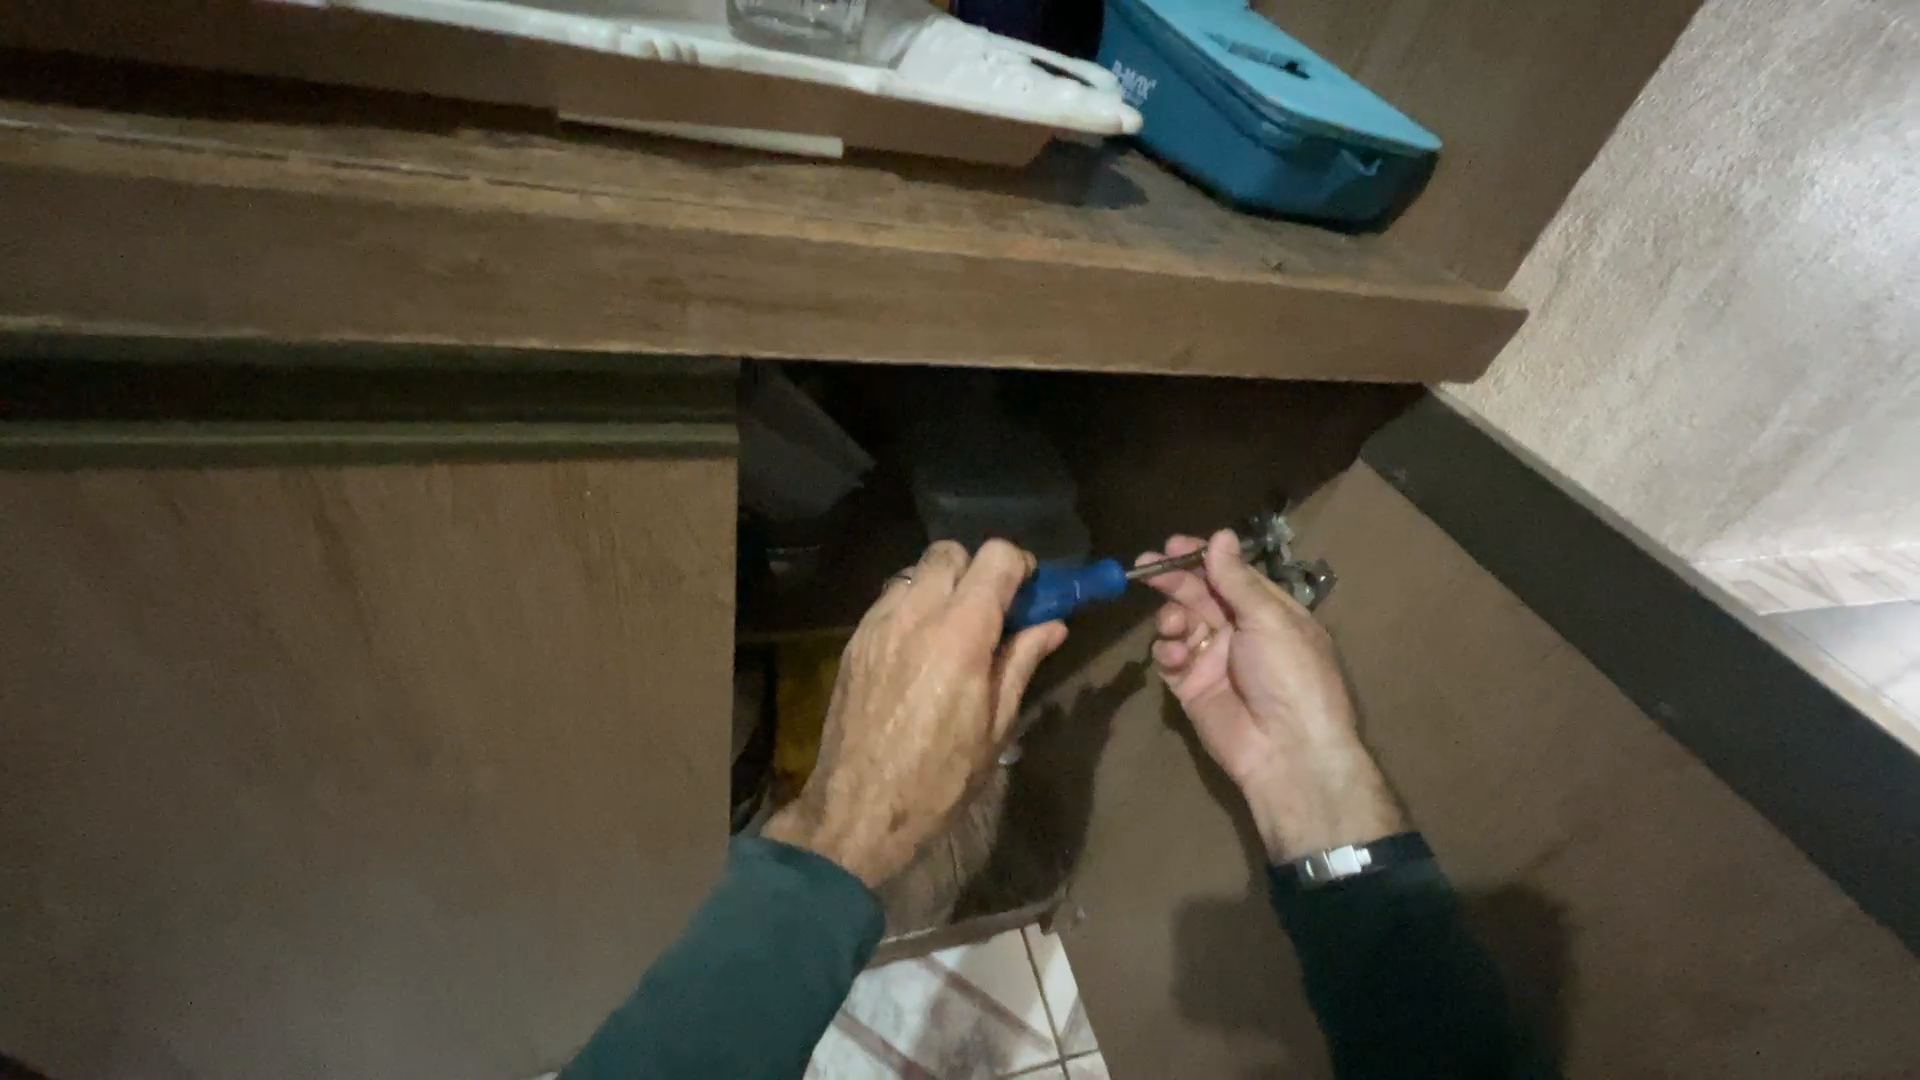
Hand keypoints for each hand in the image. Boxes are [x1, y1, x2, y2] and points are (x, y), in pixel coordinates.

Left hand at [764, 540, 1067, 887]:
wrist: (859, 811)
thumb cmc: (940, 777)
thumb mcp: (996, 725)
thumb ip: (1022, 661)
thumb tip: (1052, 624)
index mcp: (961, 632)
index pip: (995, 557)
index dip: (1020, 566)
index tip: (1029, 592)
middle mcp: (916, 613)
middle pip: (950, 551)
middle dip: (976, 569)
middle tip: (991, 610)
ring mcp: (878, 623)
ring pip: (916, 571)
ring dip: (941, 585)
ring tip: (952, 630)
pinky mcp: (854, 640)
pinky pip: (889, 599)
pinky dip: (912, 606)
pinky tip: (918, 649)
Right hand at [1140, 529, 1403, 861]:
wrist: (1286, 750)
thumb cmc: (1290, 675)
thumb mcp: (1270, 620)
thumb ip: (1237, 580)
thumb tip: (1221, 535)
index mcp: (1267, 612)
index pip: (1229, 575)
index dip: (1201, 559)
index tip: (1173, 544)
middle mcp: (1239, 631)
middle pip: (1199, 595)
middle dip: (1174, 581)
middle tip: (1148, 568)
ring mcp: (1213, 659)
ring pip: (1179, 623)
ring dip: (1171, 617)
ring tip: (1174, 626)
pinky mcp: (1190, 685)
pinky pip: (1169, 658)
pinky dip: (1167, 651)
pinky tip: (1175, 655)